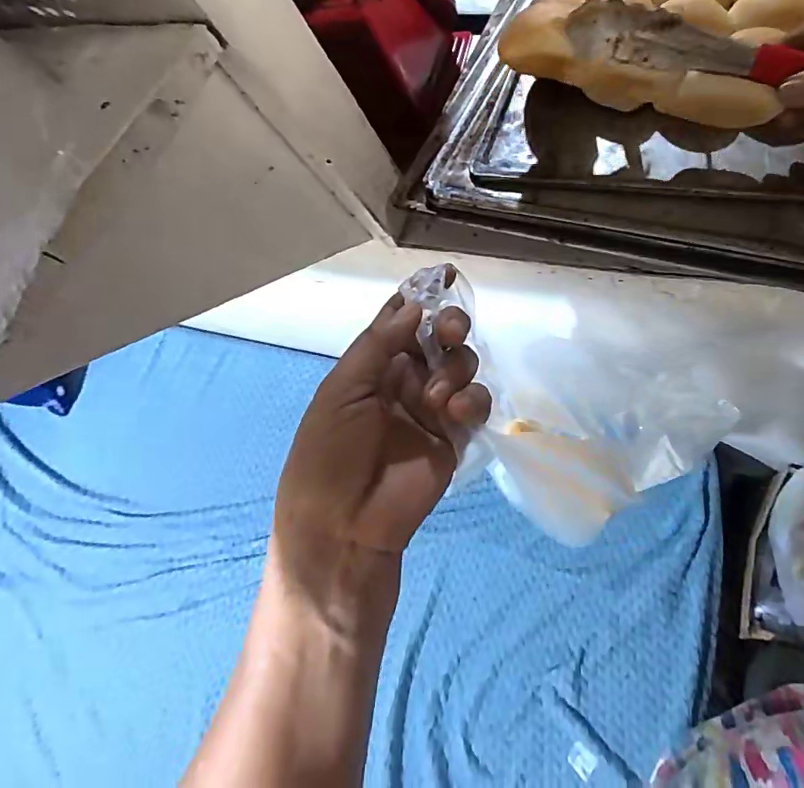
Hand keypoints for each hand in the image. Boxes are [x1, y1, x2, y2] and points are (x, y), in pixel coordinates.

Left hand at [268, 268, 490, 597]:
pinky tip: (454, 413)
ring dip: (456, 368)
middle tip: (451, 330)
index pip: (401, 322)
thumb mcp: (341, 392)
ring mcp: (433, 408)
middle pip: (439, 338)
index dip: (421, 297)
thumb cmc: (327, 455)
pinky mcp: (456, 436)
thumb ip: (378, 345)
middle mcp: (406, 380)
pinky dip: (472, 400)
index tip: (446, 275)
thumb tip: (413, 306)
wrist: (342, 527)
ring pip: (462, 366)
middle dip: (450, 326)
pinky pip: (476, 404)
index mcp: (373, 367)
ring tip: (437, 396)